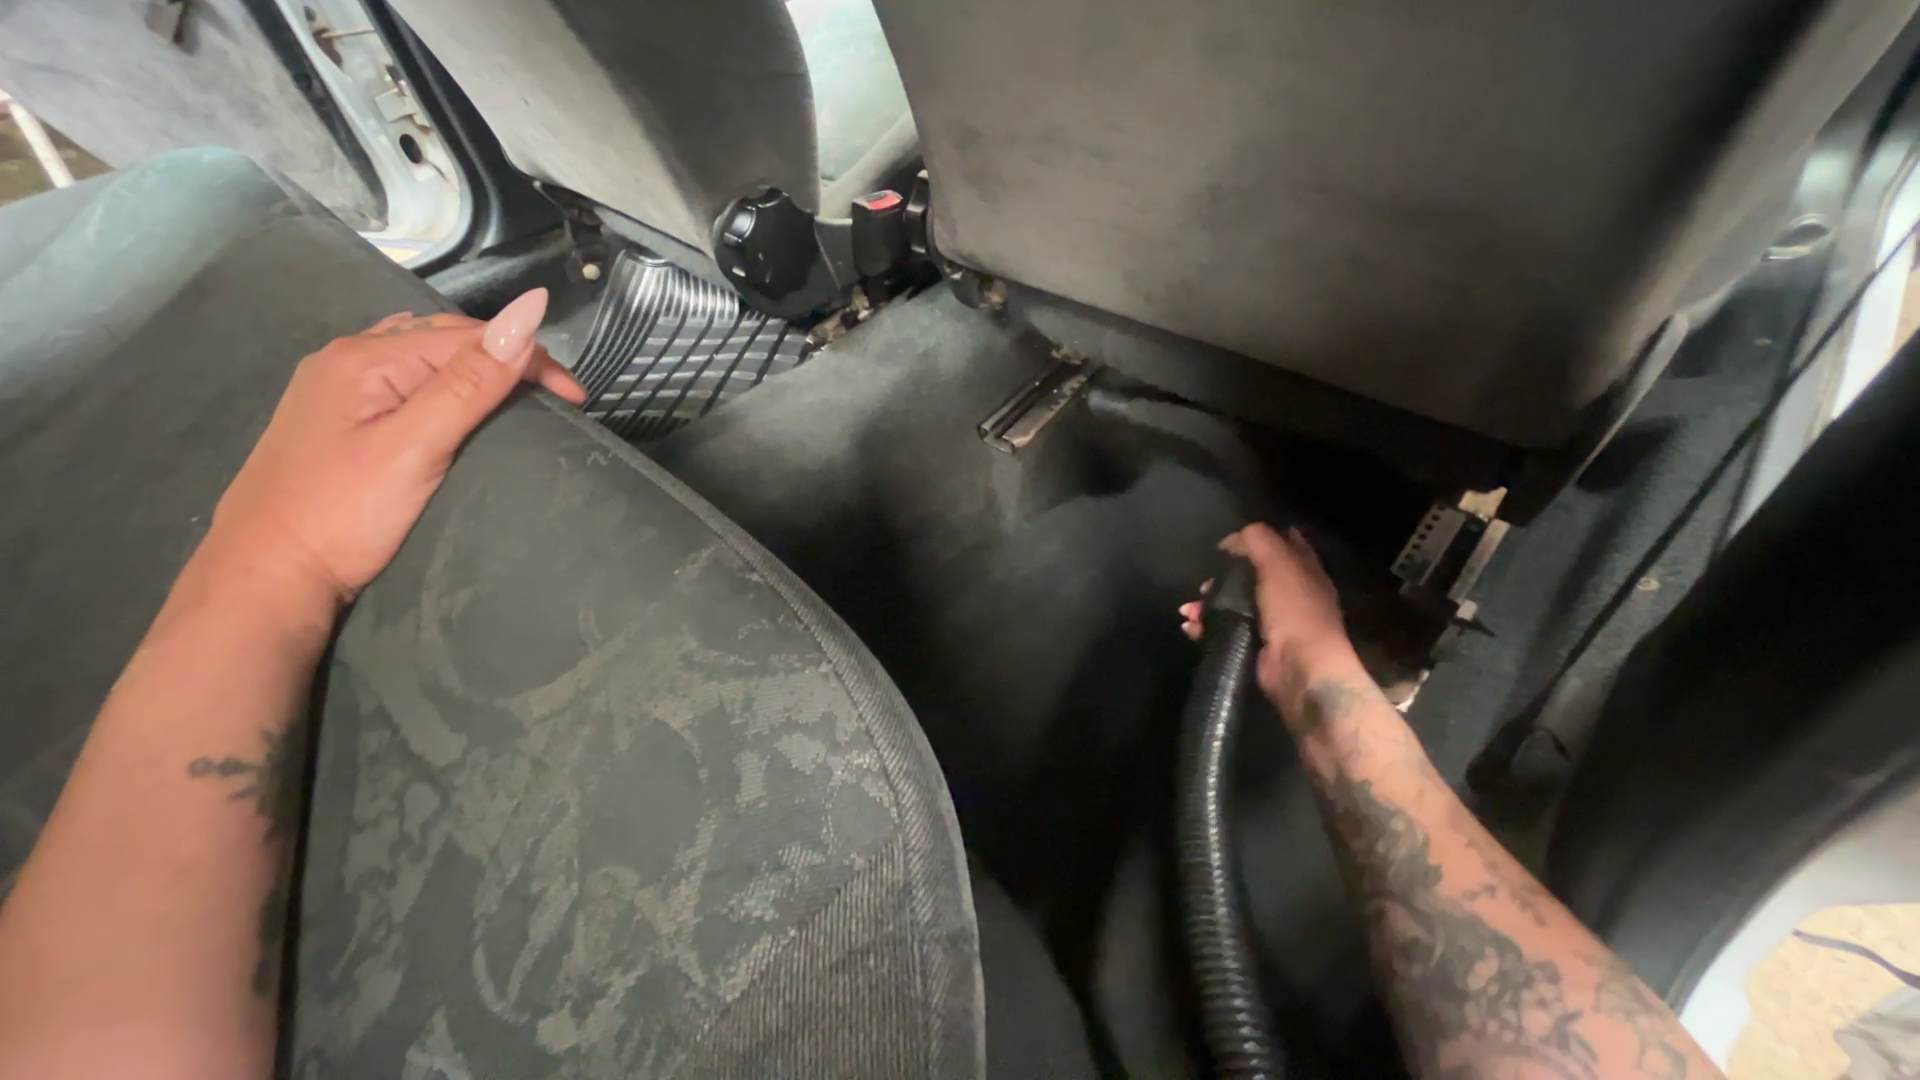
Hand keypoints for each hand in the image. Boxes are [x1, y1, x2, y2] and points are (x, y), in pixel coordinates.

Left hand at [197, 289, 586, 607]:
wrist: (266, 574)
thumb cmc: (343, 513)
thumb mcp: (415, 447)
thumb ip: (471, 383)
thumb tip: (527, 316)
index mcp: (366, 357)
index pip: (469, 338)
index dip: (531, 359)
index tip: (579, 399)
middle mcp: (349, 358)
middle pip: (447, 338)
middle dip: (510, 357)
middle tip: (559, 398)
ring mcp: (338, 386)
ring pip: (427, 354)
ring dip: (481, 365)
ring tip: (522, 394)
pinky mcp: (338, 416)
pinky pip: (408, 377)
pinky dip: (450, 380)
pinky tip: (462, 398)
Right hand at [1180, 523, 1357, 701]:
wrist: (1298, 666)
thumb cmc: (1294, 608)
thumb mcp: (1278, 562)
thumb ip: (1256, 540)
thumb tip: (1231, 540)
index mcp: (1304, 571)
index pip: (1286, 543)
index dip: (1261, 538)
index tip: (1232, 541)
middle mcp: (1290, 594)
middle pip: (1251, 575)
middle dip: (1223, 575)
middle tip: (1206, 580)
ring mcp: (1271, 621)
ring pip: (1233, 602)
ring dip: (1208, 603)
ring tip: (1190, 608)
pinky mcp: (1253, 643)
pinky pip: (1223, 628)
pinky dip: (1205, 626)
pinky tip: (1190, 625)